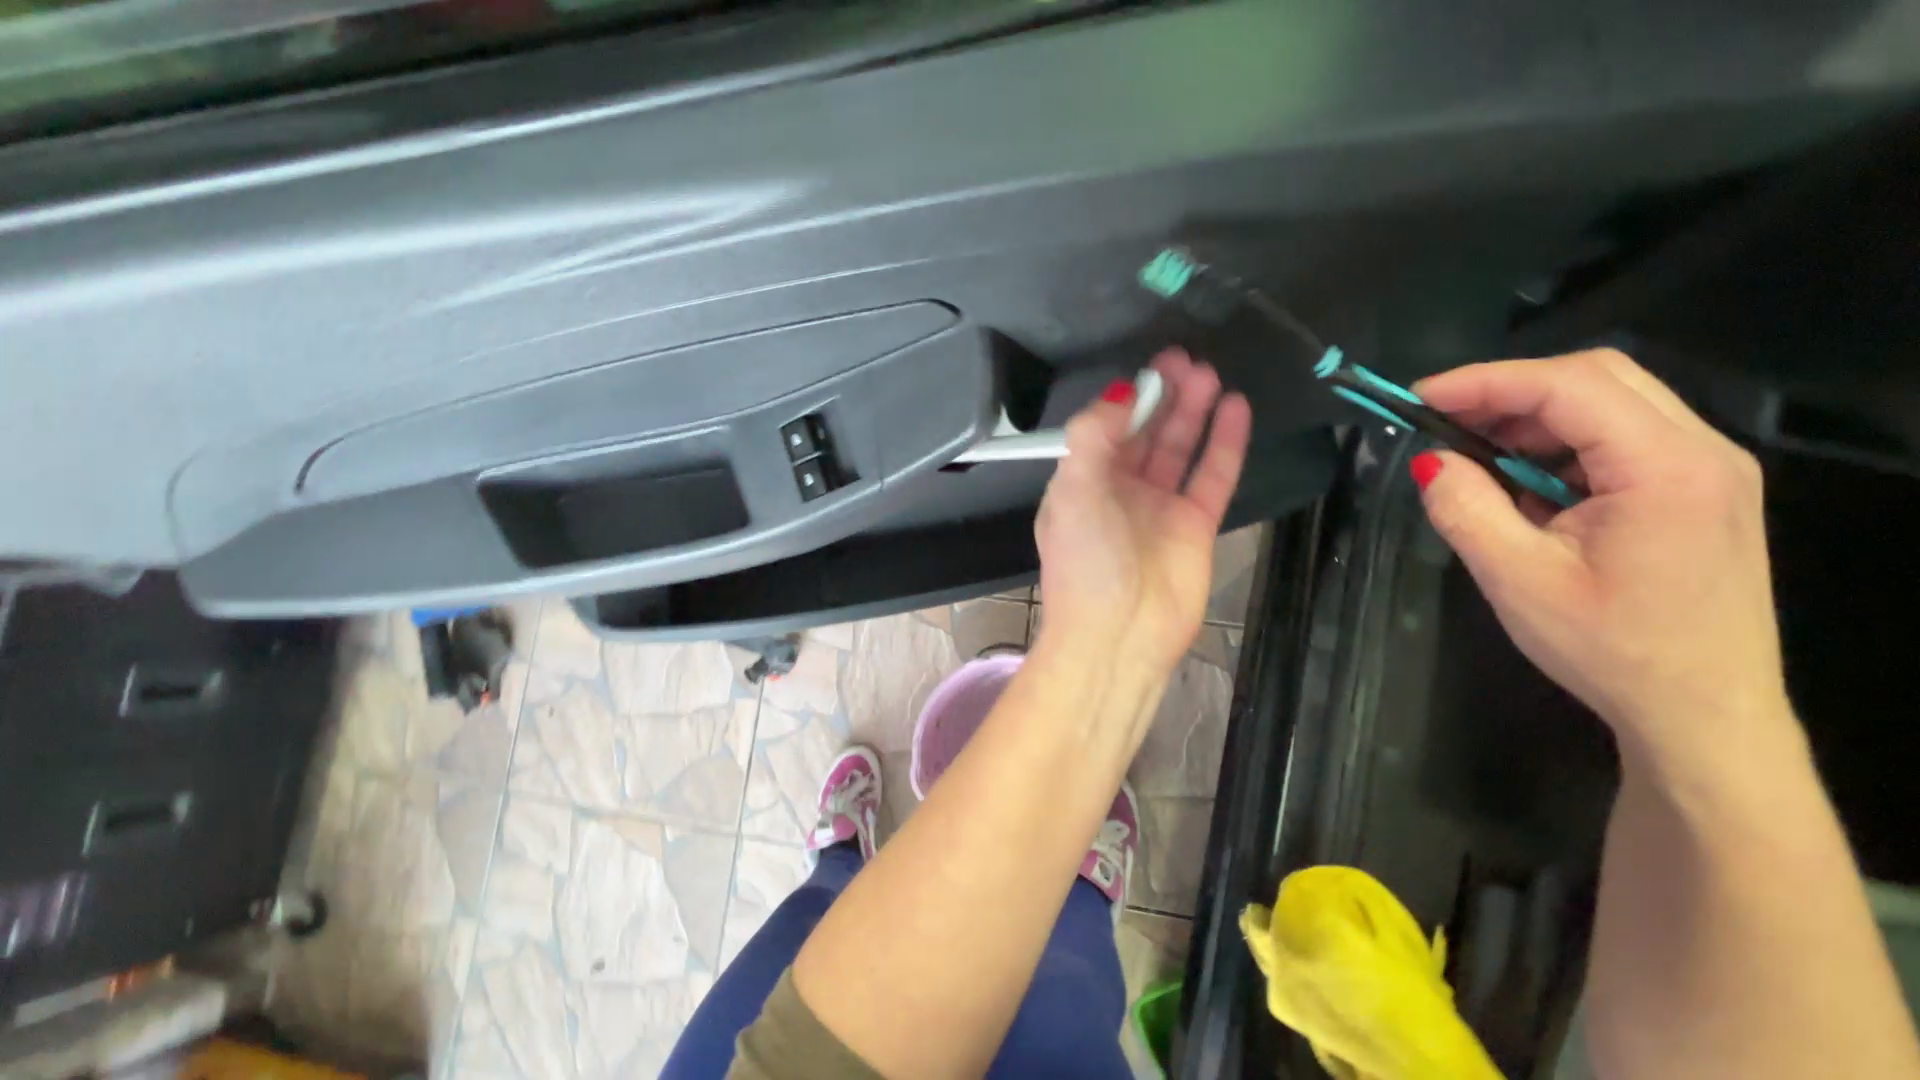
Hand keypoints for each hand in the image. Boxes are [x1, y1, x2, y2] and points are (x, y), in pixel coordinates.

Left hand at [1033, 347, 1251, 678]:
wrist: (1118, 636)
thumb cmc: (1086, 565)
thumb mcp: (1073, 491)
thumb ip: (1093, 436)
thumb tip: (1120, 392)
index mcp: (1082, 484)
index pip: (1106, 431)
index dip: (1127, 399)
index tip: (1149, 368)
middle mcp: (1120, 492)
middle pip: (1145, 433)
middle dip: (1163, 396)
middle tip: (1185, 358)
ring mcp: (1160, 508)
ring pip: (1179, 448)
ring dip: (1193, 411)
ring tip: (1209, 372)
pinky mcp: (1196, 525)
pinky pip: (1213, 474)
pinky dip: (1224, 442)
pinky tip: (1236, 407)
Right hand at [1411, 348, 1795, 775]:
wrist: (1705, 715)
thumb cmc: (1611, 650)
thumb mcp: (1517, 579)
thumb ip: (1466, 508)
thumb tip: (1430, 460)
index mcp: (1665, 467)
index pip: (1568, 385)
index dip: (1485, 381)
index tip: (1419, 398)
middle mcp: (1702, 450)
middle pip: (1598, 377)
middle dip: (1510, 390)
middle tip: (1445, 421)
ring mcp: (1710, 469)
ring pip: (1613, 403)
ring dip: (1537, 418)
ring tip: (1477, 455)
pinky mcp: (1702, 491)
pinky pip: (1626, 439)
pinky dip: (1566, 445)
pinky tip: (1528, 484)